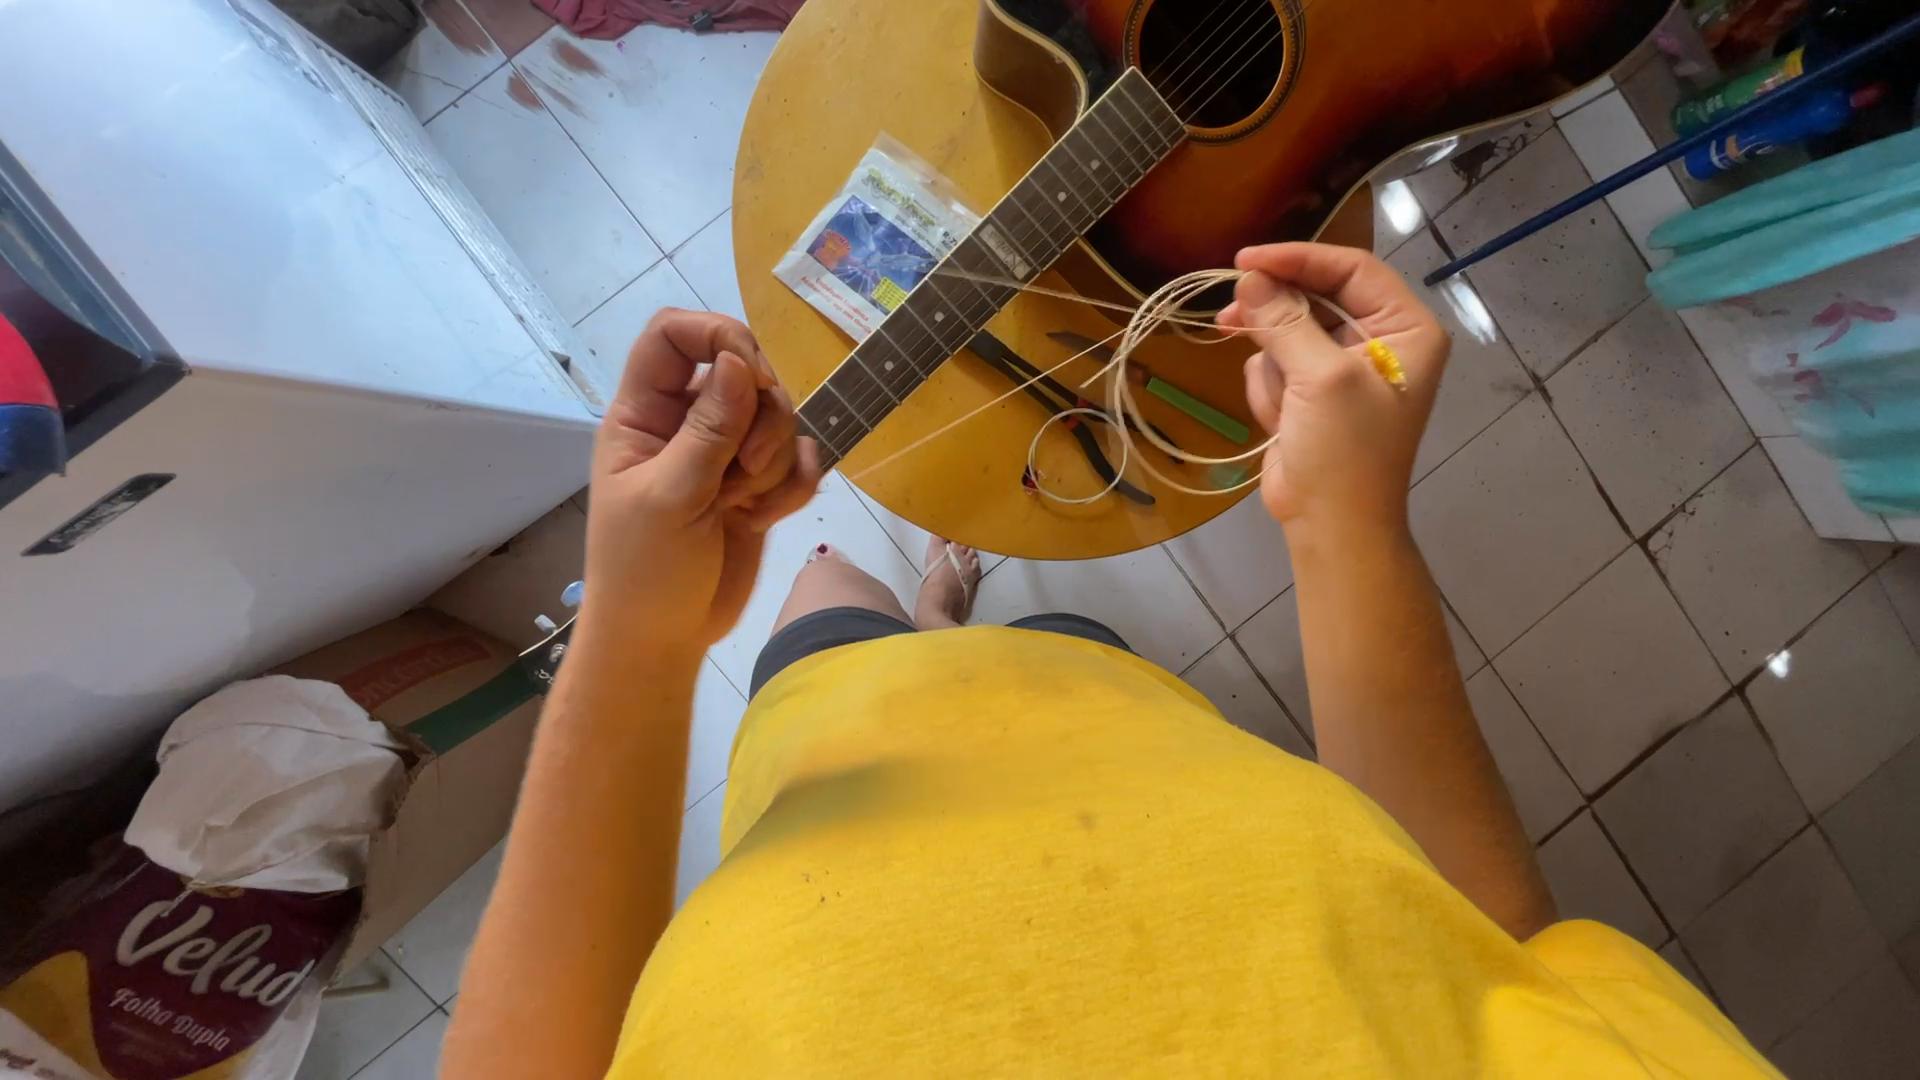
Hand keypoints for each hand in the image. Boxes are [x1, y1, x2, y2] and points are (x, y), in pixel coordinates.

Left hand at [581, 309, 818, 657]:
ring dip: (775, 461)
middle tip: (743, 471)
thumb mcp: (670, 497)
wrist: (665, 637)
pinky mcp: (759, 488)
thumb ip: (708, 429)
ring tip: (746, 505)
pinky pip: (799, 461)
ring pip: (779, 419)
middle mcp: (689, 425)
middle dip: (761, 420)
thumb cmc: (645, 571)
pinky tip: (768, 516)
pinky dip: (795, 486)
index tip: (752, 376)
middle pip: (745, 375)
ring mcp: (727, 457)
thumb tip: (737, 361)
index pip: (675, 336)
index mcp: (645, 415)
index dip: (717, 337)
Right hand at [1217, 243, 1449, 538]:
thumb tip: (1248, 279)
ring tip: (1281, 408)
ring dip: (1272, 369)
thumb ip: (1285, 321)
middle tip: (1226, 315)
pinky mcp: (1307, 394)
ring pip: (1283, 335)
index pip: (1350, 270)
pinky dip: (1267, 391)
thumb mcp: (1320, 379)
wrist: (1329, 523)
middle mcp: (1376, 341)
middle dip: (1274, 318)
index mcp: (1404, 329)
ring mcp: (1338, 370)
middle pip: (1313, 300)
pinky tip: (1279, 423)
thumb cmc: (1344, 451)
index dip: (1298, 259)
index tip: (1246, 260)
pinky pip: (1273, 368)